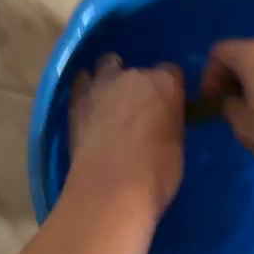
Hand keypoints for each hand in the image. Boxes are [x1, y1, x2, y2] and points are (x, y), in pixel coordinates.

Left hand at [67, 54, 184, 217]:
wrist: (111, 188)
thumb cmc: (155, 174)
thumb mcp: (176, 146)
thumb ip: (169, 122)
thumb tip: (162, 121)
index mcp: (166, 84)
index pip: (172, 73)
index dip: (169, 90)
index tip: (167, 107)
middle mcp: (135, 75)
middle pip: (140, 71)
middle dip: (139, 87)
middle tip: (138, 112)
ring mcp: (103, 83)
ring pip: (107, 65)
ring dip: (111, 78)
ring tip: (110, 101)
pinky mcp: (77, 98)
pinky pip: (82, 81)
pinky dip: (86, 89)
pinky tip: (89, 106)